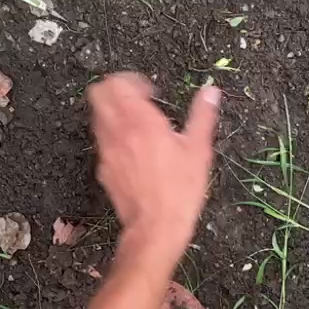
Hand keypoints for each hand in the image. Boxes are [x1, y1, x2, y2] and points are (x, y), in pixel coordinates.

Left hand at [88, 73, 218, 268]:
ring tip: (137, 124)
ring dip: (113, 112)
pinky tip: (133, 149)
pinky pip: (101, 142)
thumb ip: (202, 116)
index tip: (150, 91)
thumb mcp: (198, 152)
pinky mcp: (104, 170)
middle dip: (116, 90)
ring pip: (97, 117)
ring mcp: (107, 151)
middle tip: (137, 100)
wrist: (155, 228)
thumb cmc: (179, 192)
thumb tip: (210, 93)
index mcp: (141, 122)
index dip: (132, 80)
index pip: (118, 83)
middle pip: (99, 93)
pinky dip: (112, 136)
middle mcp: (118, 133)